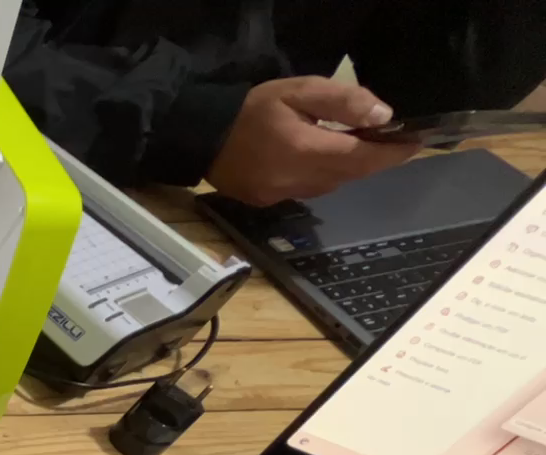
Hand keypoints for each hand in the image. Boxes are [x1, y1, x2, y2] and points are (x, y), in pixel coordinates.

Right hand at [207, 77, 417, 205]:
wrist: (200, 138)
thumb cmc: (252, 110)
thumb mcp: (303, 90)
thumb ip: (346, 101)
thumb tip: (384, 117)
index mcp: (306, 151)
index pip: (363, 157)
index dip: (394, 153)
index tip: (417, 143)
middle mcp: (292, 180)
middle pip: (348, 175)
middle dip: (372, 161)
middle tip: (389, 145)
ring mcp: (275, 194)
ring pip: (327, 186)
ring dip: (344, 171)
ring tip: (352, 152)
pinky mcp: (261, 200)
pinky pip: (302, 192)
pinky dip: (317, 179)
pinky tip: (313, 164)